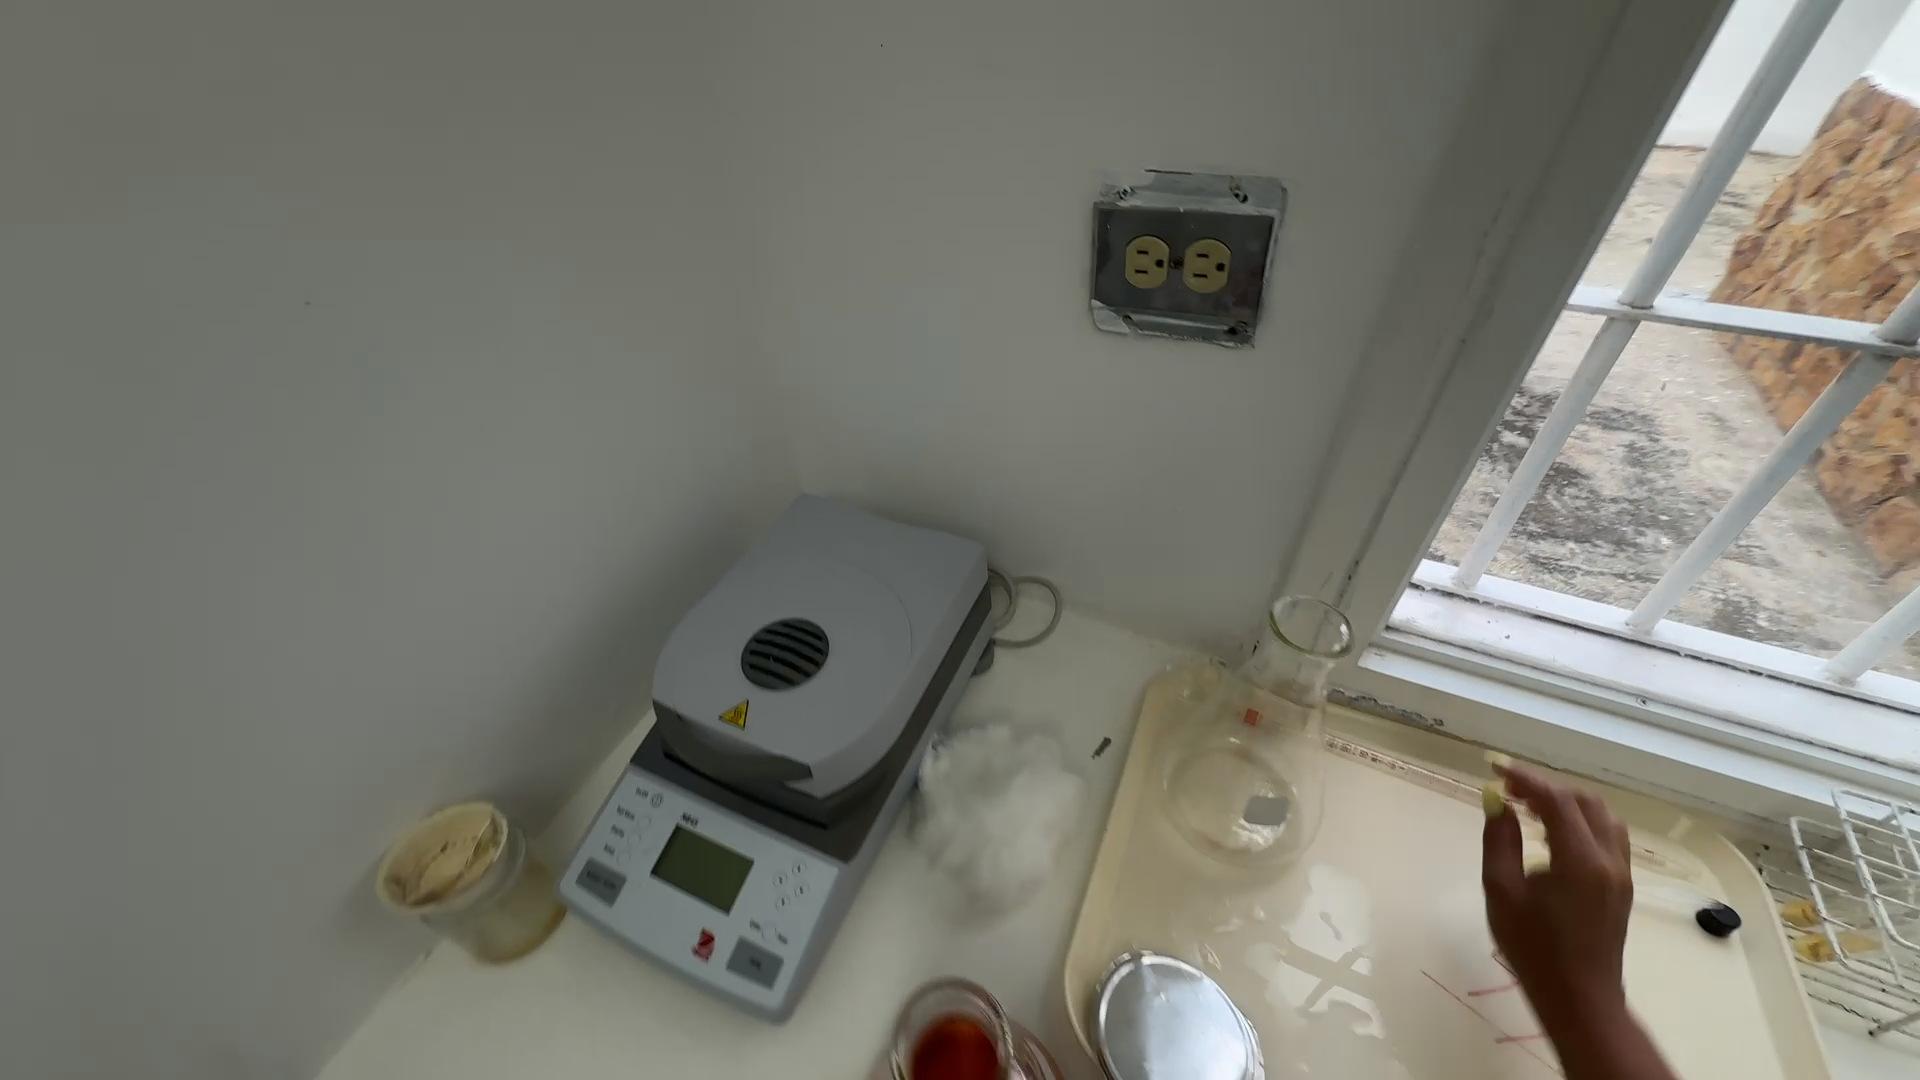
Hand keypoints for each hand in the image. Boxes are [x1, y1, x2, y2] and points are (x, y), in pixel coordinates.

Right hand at [1482, 762, 1634, 1033]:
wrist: (1577, 994)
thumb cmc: (1531, 943)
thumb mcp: (1500, 887)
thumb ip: (1499, 839)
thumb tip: (1497, 801)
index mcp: (1580, 861)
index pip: (1557, 801)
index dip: (1525, 778)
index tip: (1494, 767)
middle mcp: (1609, 862)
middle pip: (1585, 803)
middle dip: (1545, 787)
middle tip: (1508, 790)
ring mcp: (1621, 874)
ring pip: (1603, 818)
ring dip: (1566, 803)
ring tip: (1528, 806)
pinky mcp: (1620, 886)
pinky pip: (1607, 837)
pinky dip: (1579, 821)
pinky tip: (1549, 831)